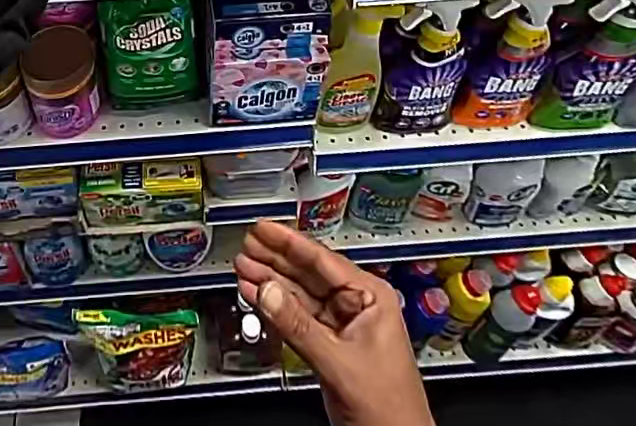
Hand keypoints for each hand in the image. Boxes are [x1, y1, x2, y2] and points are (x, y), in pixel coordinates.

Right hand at [236, 221, 433, 425]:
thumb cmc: (391, 411)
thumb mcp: (340, 363)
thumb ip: (300, 327)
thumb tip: (268, 291)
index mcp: (370, 296)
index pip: (322, 259)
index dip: (289, 241)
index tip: (264, 228)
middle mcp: (356, 304)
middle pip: (308, 272)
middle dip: (275, 258)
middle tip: (248, 243)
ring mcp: (341, 325)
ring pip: (299, 294)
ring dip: (271, 281)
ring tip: (245, 265)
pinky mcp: (329, 346)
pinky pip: (297, 318)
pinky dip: (276, 308)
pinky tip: (257, 296)